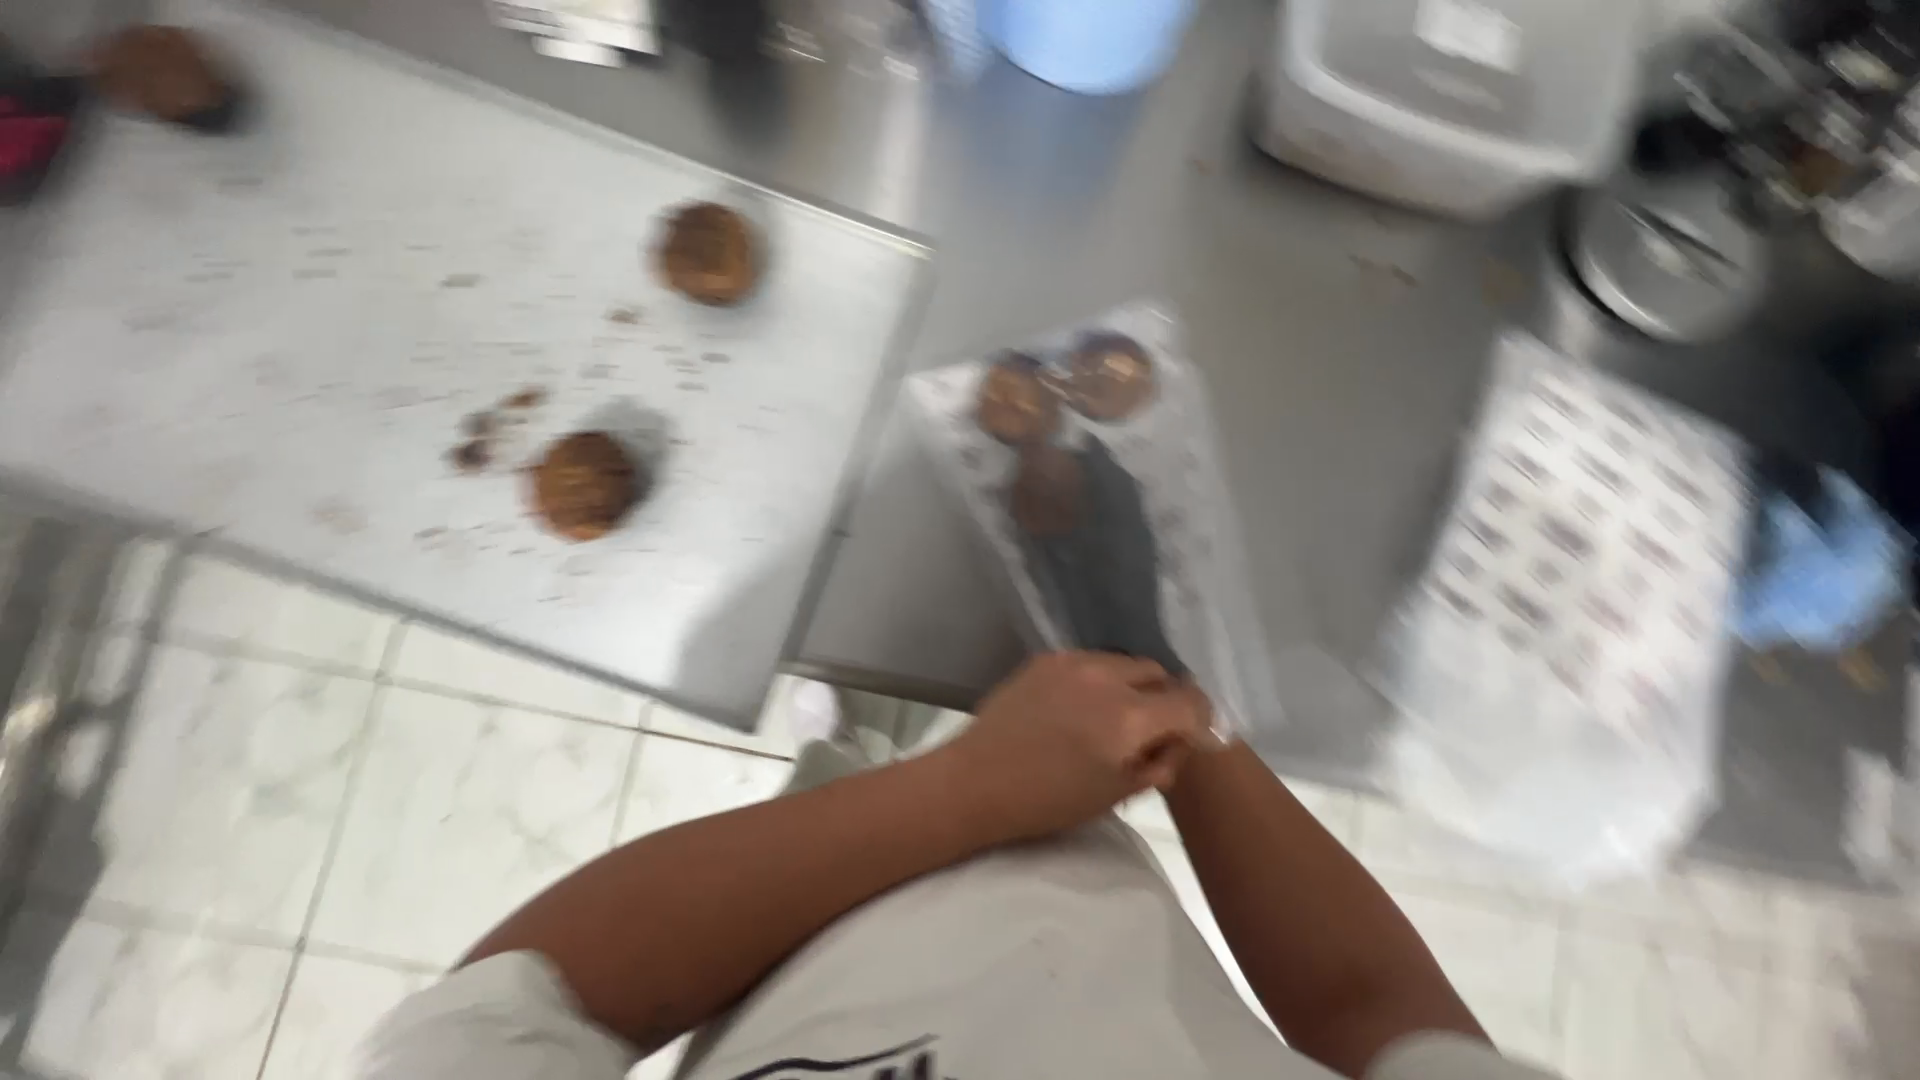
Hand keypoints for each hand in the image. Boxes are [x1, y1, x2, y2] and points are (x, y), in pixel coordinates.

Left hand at [936, 651, 1215, 842]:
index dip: (1200, 718)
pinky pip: (1091, 660)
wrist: (977, 781)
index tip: (1191, 734)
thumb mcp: (1116, 793)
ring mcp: (1073, 662)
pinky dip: (1099, 678)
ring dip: (1131, 684)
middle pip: (1159, 673)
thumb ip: (1159, 762)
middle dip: (1164, 698)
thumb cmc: (1048, 800)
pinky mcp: (1046, 658)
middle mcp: (1106, 677)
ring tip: (1111, 715)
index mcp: (1129, 718)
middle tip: (1150, 729)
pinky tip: (1080, 705)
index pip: (1190, 702)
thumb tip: (1180, 740)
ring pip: (1124, 661)